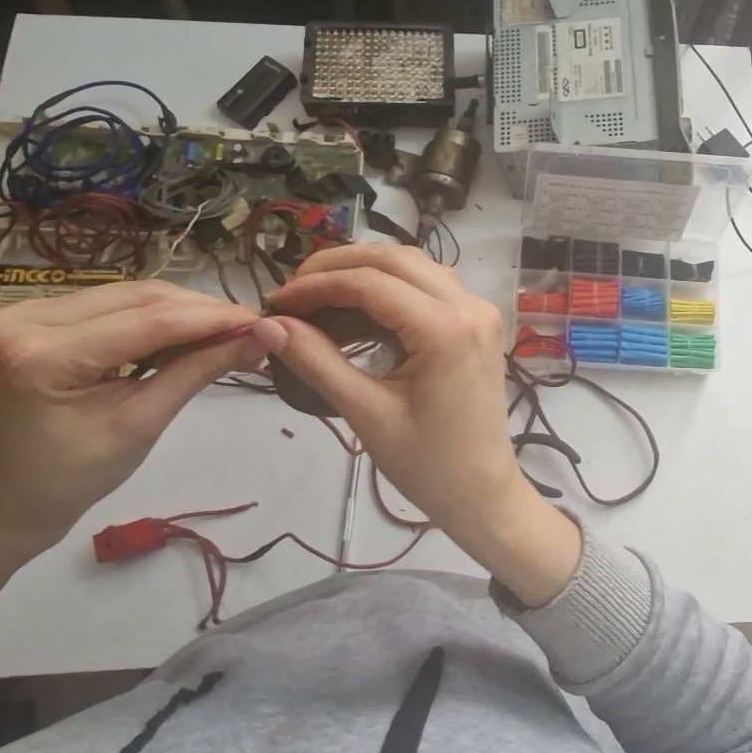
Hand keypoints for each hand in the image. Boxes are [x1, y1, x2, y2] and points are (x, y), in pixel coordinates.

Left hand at [0, 279, 262, 548]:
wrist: (16, 494)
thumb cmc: (78, 473)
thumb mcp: (144, 422)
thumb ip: (199, 371)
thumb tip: (262, 338)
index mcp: (42, 355)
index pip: (148, 322)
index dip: (212, 319)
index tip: (263, 322)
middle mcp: (25, 318)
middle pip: (139, 298)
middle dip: (202, 311)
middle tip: (252, 327)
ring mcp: (26, 310)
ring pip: (131, 294)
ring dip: (185, 309)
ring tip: (229, 330)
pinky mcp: (38, 312)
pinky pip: (115, 302)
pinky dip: (159, 314)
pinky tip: (191, 329)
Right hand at [257, 244, 523, 524]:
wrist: (483, 492)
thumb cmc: (428, 464)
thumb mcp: (367, 413)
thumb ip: (318, 361)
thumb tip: (268, 324)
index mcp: (446, 329)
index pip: (371, 282)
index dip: (317, 285)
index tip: (276, 302)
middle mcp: (470, 307)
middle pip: (395, 260)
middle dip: (338, 267)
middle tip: (294, 292)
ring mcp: (479, 312)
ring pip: (415, 266)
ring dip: (366, 272)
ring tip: (318, 298)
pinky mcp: (478, 324)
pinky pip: (431, 286)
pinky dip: (392, 288)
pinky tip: (357, 311)